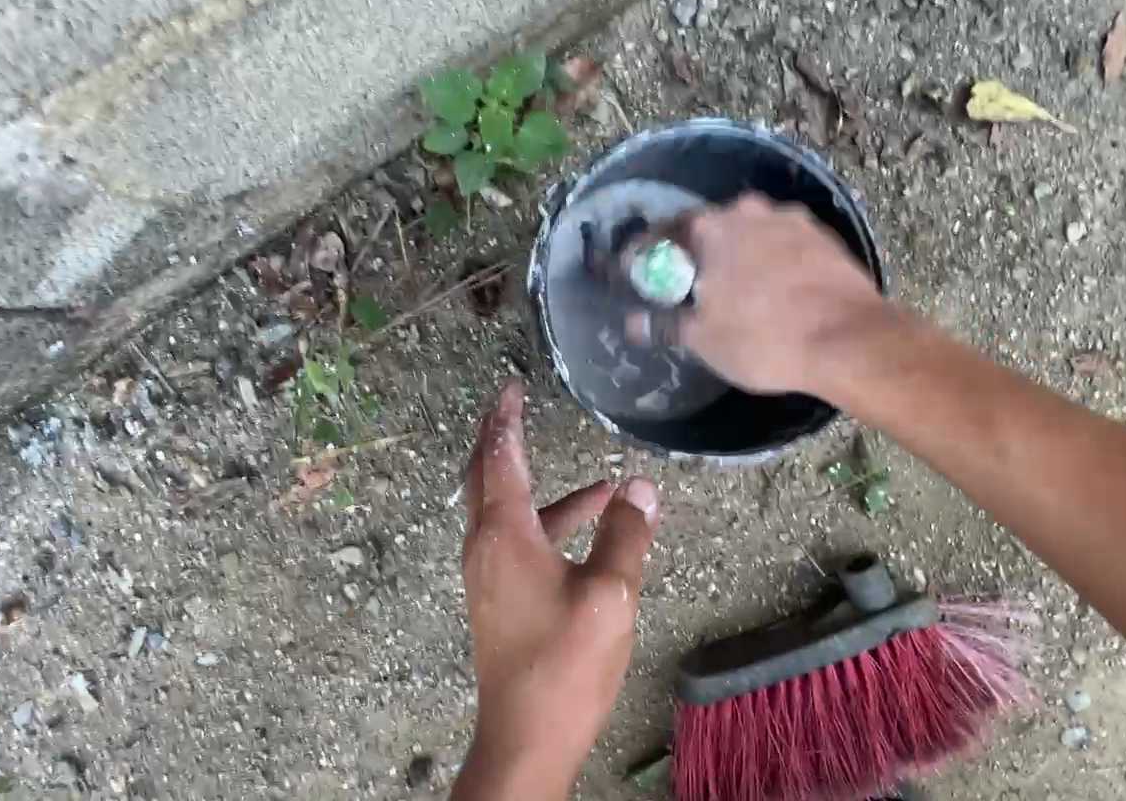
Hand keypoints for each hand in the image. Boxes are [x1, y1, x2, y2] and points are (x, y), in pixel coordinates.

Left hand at [453, 379, 659, 800]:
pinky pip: (516, 539)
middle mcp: (485, 544)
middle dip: (498, 437)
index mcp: (504, 533)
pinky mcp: (498, 597)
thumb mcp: (609, 596)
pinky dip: (548, 523)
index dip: (505, 418)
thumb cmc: (564, 665)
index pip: (500, 456)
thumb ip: (624, 536)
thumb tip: (641, 486)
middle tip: (511, 404)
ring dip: (537, 486)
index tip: (508, 385)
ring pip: (502, 508)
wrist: (525, 739)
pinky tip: (591, 536)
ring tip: (597, 483)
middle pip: (485, 474)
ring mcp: (487, 573)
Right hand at [653, 193, 891, 395]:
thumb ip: (666, 324)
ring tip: (742, 291)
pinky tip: (779, 291)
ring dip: (743, 255)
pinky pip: (786, 246)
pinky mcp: (826, 238)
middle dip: (702, 254)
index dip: (652, 256)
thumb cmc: (765, 338)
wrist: (850, 341)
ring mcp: (792, 221)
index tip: (646, 275)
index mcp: (711, 229)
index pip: (667, 234)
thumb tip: (634, 323)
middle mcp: (749, 212)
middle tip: (697, 287)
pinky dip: (777, 263)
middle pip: (713, 230)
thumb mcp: (705, 340)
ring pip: (753, 235)